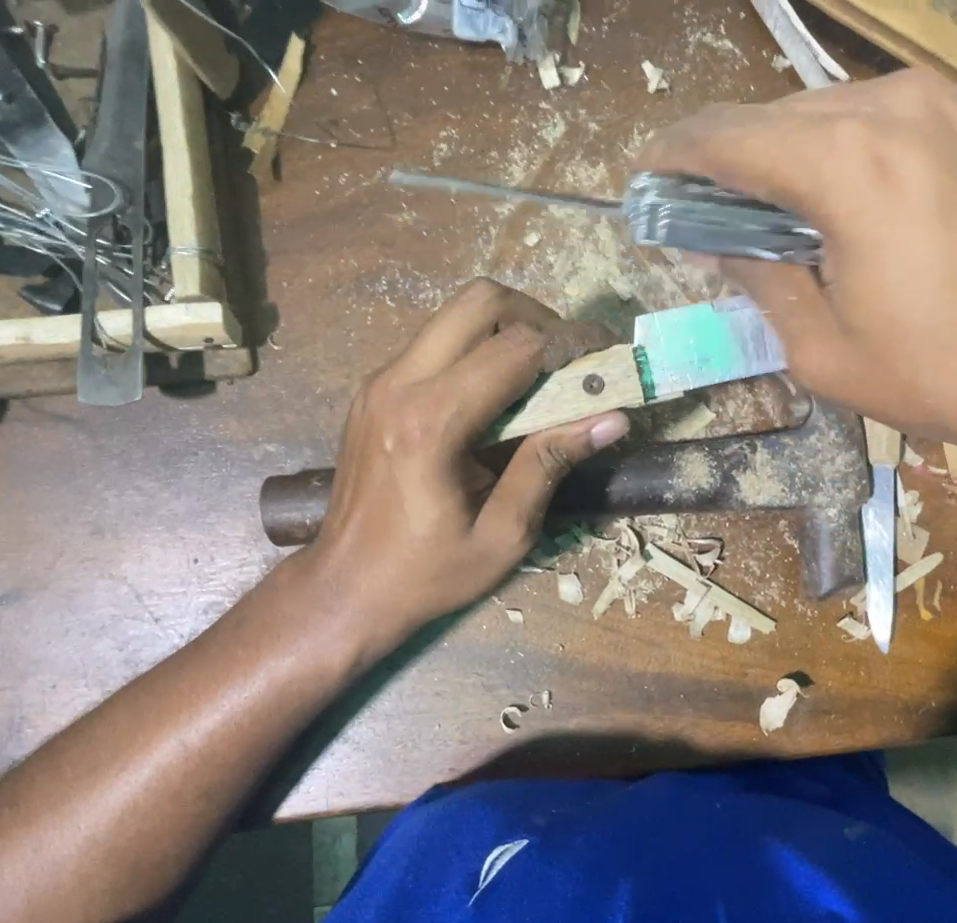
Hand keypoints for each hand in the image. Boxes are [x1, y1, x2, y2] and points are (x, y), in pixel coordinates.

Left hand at [296, 279, 627, 654]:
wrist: (346, 587)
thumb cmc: (426, 574)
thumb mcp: (503, 533)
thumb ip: (549, 465)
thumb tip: (610, 418)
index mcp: (432, 422)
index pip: (517, 348)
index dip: (570, 348)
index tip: (603, 363)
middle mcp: (400, 384)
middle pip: (479, 301)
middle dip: (535, 318)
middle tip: (566, 361)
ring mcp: (380, 382)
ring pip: (454, 316)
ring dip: (505, 331)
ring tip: (538, 378)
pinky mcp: (374, 390)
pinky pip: (434, 343)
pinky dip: (475, 351)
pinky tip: (496, 398)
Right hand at [637, 69, 956, 493]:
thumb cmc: (938, 373)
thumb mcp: (822, 351)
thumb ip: (759, 279)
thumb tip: (720, 241)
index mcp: (846, 163)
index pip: (730, 135)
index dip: (677, 152)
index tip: (649, 173)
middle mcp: (898, 106)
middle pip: (783, 114)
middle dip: (737, 156)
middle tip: (714, 206)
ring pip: (843, 108)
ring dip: (799, 150)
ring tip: (784, 203)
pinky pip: (902, 117)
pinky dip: (862, 146)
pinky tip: (859, 192)